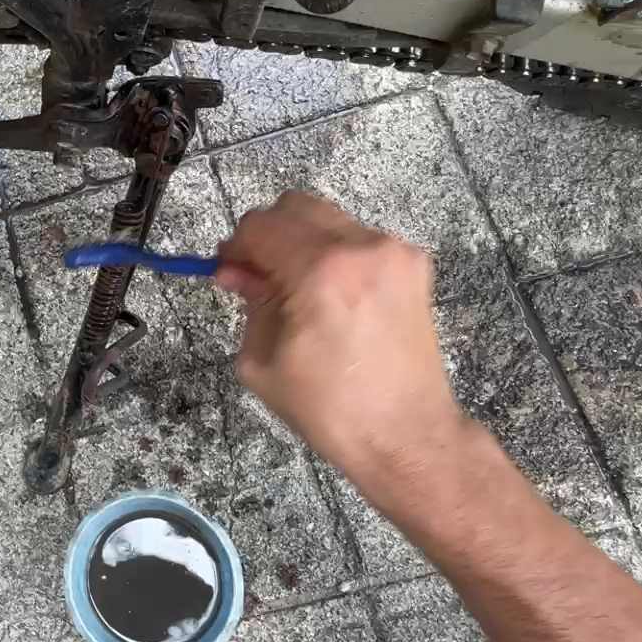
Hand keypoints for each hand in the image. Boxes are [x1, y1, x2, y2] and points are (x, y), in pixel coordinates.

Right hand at [215, 191, 470, 508]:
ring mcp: (394, 253)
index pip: (259, 226)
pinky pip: (358, 241)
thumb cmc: (330, 409)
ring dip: (301, 244)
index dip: (234, 246)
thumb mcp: (262, 361)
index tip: (228, 271)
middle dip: (267, 236)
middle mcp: (362, 248)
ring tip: (294, 292)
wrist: (405, 435)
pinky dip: (333, 257)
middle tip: (256, 276)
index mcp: (320, 271)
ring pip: (328, 220)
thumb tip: (235, 271)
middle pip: (294, 207)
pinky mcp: (413, 267)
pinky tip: (329, 298)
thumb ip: (249, 303)